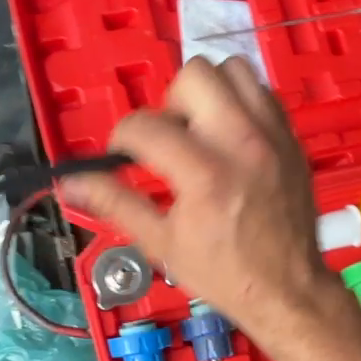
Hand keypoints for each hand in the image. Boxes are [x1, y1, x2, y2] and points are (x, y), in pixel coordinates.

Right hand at [66, 57, 343, 338]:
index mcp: (204, 174)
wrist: (286, 289)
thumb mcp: (162, 244)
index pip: (145, 125)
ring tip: (200, 133)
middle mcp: (241, 142)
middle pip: (193, 76)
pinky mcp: (290, 138)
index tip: (123, 157)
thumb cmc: (223, 274)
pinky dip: (239, 103)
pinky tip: (229, 138)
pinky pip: (261, 92)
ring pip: (232, 71)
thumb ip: (116, 204)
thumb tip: (69, 183)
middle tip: (168, 140)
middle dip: (169, 103)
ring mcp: (272, 135)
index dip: (121, 138)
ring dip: (207, 94)